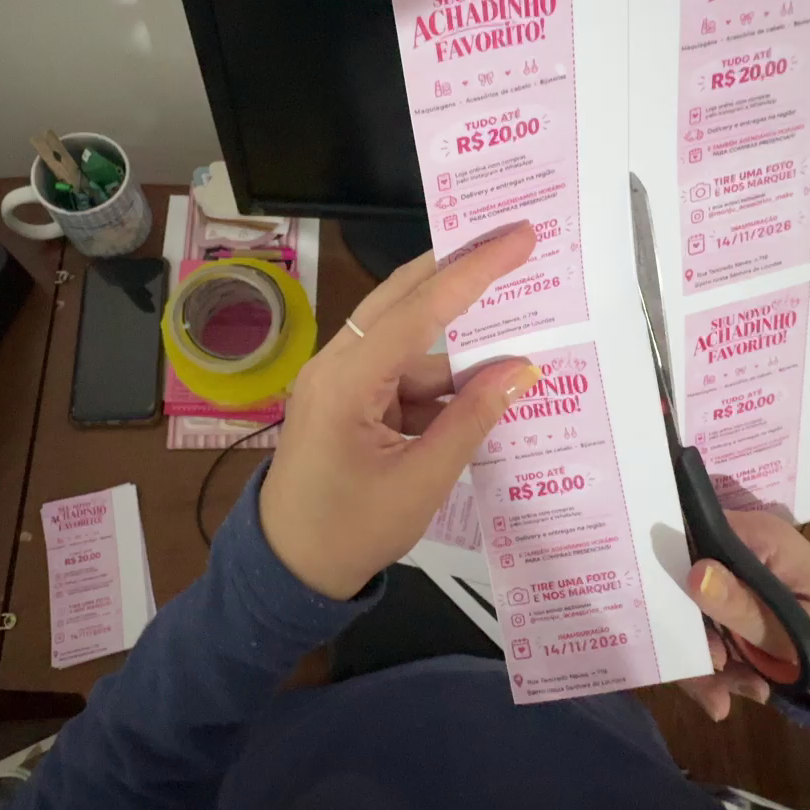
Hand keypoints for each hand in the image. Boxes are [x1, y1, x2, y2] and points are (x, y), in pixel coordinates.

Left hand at [258, 224, 542, 600]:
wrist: (287, 572)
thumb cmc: (350, 531)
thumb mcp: (421, 481)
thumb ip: (472, 419)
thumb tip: (521, 369)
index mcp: (346, 379)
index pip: (420, 309)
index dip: (474, 270)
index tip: (518, 237)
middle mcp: (337, 363)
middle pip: (403, 300)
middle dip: (458, 272)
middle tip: (511, 245)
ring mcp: (339, 380)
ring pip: (408, 342)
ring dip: (457, 349)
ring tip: (515, 340)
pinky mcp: (347, 399)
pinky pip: (401, 374)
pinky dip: (440, 382)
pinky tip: (479, 394)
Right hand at [677, 509, 809, 718]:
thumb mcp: (801, 639)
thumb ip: (745, 608)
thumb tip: (694, 572)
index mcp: (762, 538)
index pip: (693, 535)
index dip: (675, 578)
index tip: (686, 632)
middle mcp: (745, 547)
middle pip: (687, 577)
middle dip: (693, 634)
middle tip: (716, 680)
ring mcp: (741, 574)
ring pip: (693, 608)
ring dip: (706, 658)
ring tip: (731, 697)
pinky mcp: (740, 601)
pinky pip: (710, 625)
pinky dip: (718, 662)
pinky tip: (742, 690)